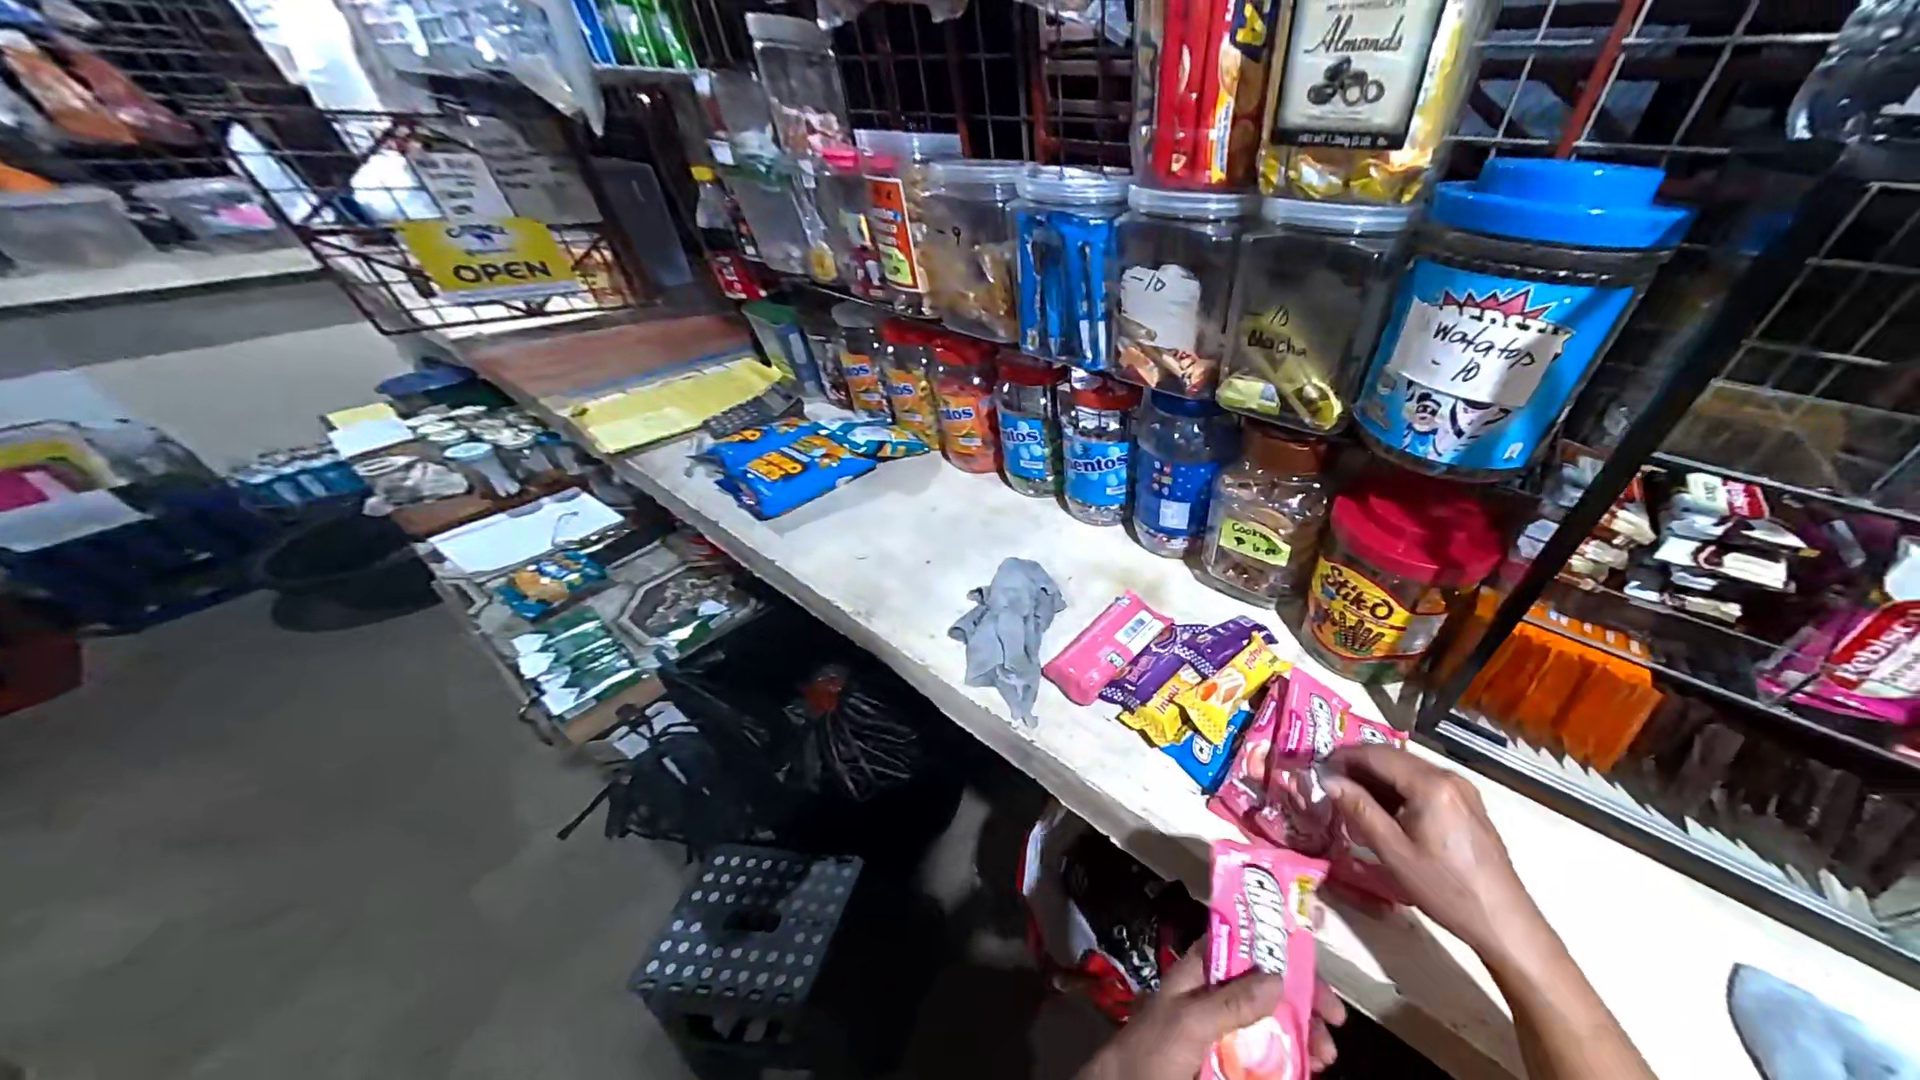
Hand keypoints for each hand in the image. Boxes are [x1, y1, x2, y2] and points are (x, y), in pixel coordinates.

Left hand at [1073, 949, 1344, 1079]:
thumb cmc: (1150, 1049)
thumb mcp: (1189, 1021)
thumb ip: (1230, 1000)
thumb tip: (1277, 976)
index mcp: (1201, 969)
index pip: (1243, 941)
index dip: (1278, 944)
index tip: (1315, 960)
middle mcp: (1215, 992)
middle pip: (1267, 983)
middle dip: (1302, 997)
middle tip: (1332, 1021)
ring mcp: (1224, 1027)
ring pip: (1273, 1019)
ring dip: (1304, 1030)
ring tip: (1325, 1054)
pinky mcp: (1230, 1059)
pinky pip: (1269, 1053)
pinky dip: (1293, 1058)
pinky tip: (1311, 1068)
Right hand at [1323, 744, 1546, 961]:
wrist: (1505, 924)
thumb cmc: (1445, 889)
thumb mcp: (1392, 850)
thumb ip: (1358, 808)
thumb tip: (1327, 779)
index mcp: (1431, 784)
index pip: (1375, 754)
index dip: (1342, 757)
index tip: (1317, 771)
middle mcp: (1448, 777)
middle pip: (1391, 757)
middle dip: (1356, 767)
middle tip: (1330, 787)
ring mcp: (1461, 790)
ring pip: (1405, 769)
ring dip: (1375, 779)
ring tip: (1352, 802)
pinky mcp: (1466, 804)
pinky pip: (1421, 783)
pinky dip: (1396, 790)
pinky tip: (1383, 812)